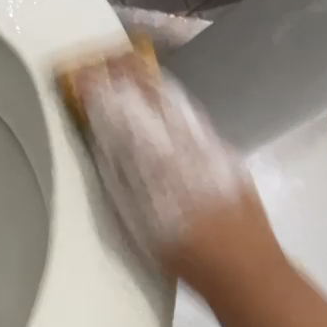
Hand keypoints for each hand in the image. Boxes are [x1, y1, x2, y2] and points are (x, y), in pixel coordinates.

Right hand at [62, 51, 275, 291]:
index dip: (98, 92)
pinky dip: (172, 98)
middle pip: (149, 99)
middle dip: (124, 76)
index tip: (79, 75)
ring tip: (128, 63)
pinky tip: (164, 94)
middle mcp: (181, 145)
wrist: (246, 269)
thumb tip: (102, 141)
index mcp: (153, 162)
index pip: (120, 114)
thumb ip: (119, 176)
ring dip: (148, 81)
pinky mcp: (224, 153)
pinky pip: (192, 115)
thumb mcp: (135, 218)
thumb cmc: (180, 253)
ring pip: (173, 102)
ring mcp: (207, 146)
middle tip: (102, 58)